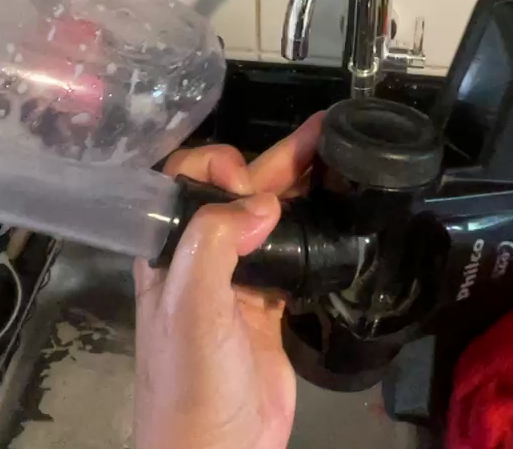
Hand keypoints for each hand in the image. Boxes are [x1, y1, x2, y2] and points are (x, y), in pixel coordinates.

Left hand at [133, 113, 323, 448]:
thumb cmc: (193, 383)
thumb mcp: (189, 310)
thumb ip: (213, 245)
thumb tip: (264, 203)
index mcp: (170, 250)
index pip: (187, 181)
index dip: (218, 167)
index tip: (249, 181)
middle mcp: (203, 255)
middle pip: (239, 191)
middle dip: (279, 158)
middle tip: (324, 130)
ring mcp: (239, 278)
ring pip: (272, 215)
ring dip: (303, 183)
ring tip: (341, 153)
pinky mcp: (270, 301)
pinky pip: (295, 249)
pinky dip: (316, 224)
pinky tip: (342, 208)